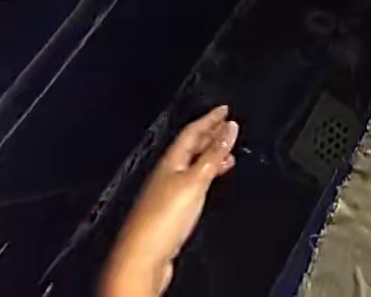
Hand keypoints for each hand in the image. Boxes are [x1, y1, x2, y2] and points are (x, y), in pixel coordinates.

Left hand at [101, 105, 239, 296]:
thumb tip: (230, 128)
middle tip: (228, 127)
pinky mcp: (170, 212)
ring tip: (227, 154)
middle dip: (211, 135)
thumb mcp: (196, 179)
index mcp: (170, 160)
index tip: (224, 110)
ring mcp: (166, 193)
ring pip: (192, 165)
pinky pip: (192, 184)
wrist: (140, 261)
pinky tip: (210, 184)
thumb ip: (214, 153)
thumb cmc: (161, 220)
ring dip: (210, 156)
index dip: (210, 119)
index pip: (192, 131)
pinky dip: (206, 177)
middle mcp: (167, 173)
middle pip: (191, 147)